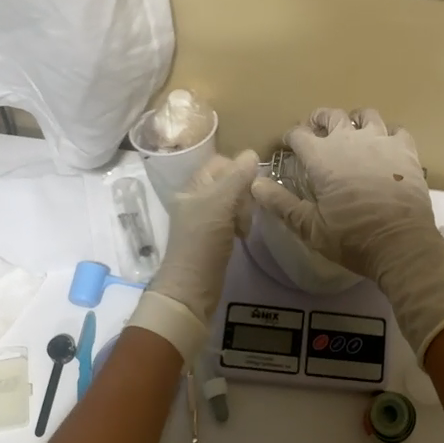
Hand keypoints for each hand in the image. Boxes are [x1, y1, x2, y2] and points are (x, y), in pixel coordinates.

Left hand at [127, 151, 257, 357]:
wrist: (190, 289)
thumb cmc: (202, 243)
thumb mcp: (220, 205)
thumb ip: (236, 178)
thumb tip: (252, 153)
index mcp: (193, 187)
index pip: (220, 163)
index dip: (238, 169)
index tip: (252, 186)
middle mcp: (196, 199)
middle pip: (228, 181)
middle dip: (243, 192)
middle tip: (247, 211)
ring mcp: (204, 219)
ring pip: (232, 201)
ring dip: (243, 209)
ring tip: (244, 227)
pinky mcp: (212, 237)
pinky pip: (231, 219)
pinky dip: (240, 223)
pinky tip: (242, 235)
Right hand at [250, 108, 443, 359]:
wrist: (400, 243)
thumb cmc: (350, 237)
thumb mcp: (310, 226)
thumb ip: (281, 203)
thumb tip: (255, 184)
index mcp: (321, 157)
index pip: (298, 134)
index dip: (290, 137)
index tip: (288, 145)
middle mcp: (349, 139)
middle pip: (331, 115)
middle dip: (320, 120)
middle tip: (318, 130)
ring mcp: (380, 141)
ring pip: (366, 115)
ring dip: (356, 121)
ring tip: (354, 132)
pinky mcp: (405, 150)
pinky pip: (396, 130)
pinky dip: (389, 135)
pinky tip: (387, 146)